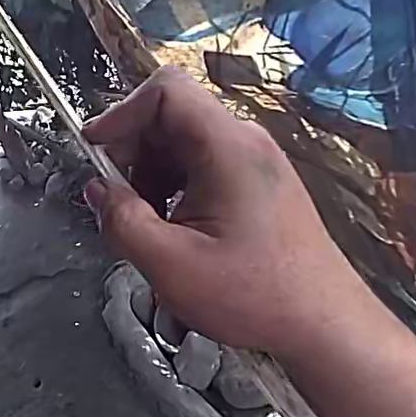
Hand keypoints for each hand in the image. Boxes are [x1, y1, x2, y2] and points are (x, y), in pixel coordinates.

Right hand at [82, 67, 376, 361]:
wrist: (321, 325)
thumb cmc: (254, 295)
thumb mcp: (168, 263)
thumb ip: (120, 220)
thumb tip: (96, 189)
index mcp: (228, 149)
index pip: (165, 91)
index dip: (119, 113)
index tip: (94, 150)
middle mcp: (244, 144)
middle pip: (168, 118)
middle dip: (129, 154)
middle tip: (114, 202)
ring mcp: (252, 163)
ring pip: (178, 145)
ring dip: (147, 177)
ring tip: (144, 225)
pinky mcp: (252, 185)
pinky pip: (196, 167)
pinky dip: (169, 189)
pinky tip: (168, 229)